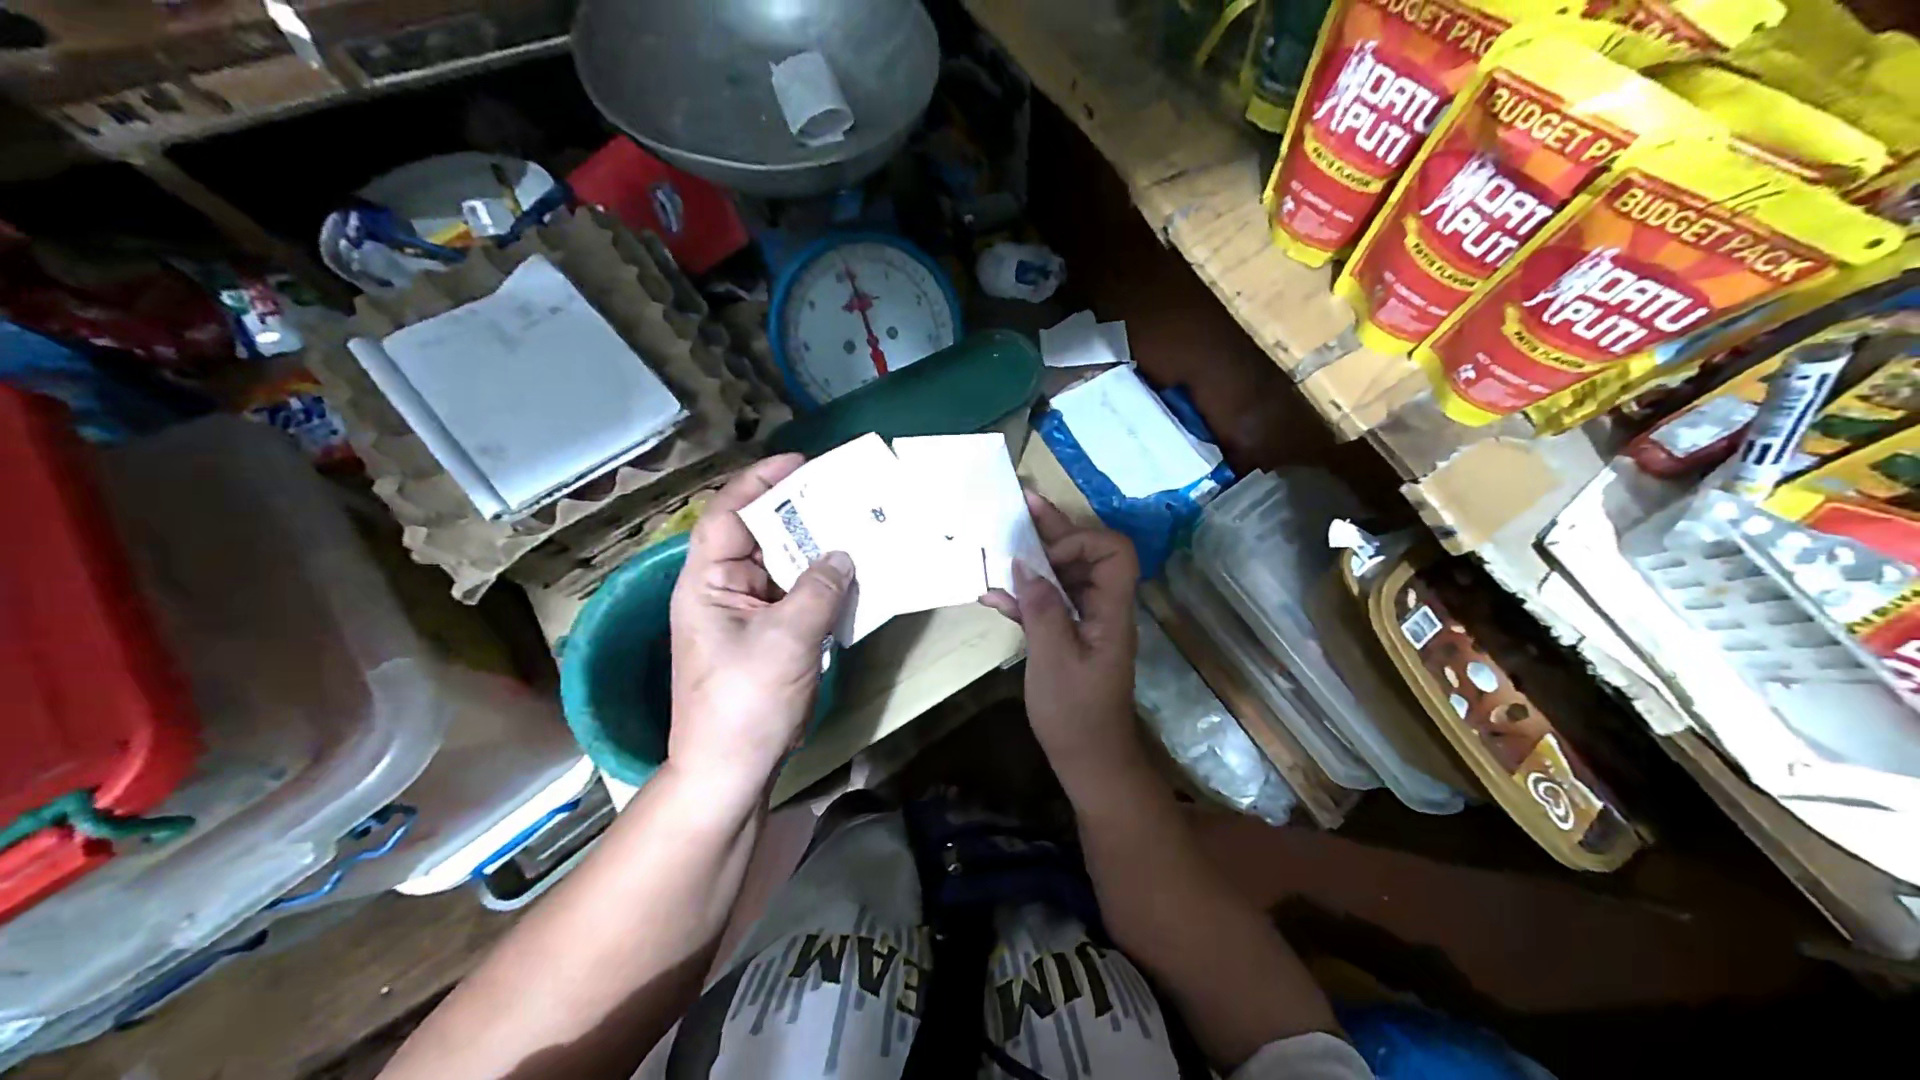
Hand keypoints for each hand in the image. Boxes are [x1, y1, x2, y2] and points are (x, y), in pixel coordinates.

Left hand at [668, 455, 852, 801]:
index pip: (728, 514)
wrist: (731, 771)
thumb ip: (819, 590)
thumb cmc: (746, 700)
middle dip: (800, 514)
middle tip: (846, 494)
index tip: (801, 462)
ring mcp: (748, 616)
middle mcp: (725, 591)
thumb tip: (844, 554)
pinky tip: (855, 577)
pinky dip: (824, 586)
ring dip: (818, 551)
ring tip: (859, 528)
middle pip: (761, 536)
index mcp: (708, 582)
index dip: (760, 482)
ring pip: (785, 568)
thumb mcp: (786, 639)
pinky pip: (798, 598)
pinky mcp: (769, 639)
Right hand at [981, 494, 1141, 779]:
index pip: (1114, 552)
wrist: (1088, 759)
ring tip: (1000, 539)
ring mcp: (1085, 622)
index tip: (1045, 559)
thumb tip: (1026, 565)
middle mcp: (1102, 608)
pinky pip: (1049, 603)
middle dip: (1053, 531)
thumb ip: (1041, 609)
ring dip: (1033, 560)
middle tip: (1021, 504)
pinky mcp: (1068, 636)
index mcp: (1111, 611)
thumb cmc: (1075, 714)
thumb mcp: (1053, 660)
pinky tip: (993, 593)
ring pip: (1064, 577)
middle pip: (1086, 556)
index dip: (1081, 542)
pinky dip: (1025, 594)